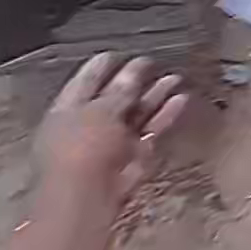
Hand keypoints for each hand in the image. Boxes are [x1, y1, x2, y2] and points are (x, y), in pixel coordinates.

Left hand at [38, 53, 188, 203]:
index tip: (119, 52)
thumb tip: (133, 71)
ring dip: (156, 95)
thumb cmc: (82, 148)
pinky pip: (152, 131)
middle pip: (115, 96)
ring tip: (174, 77)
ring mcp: (115, 140)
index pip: (86, 81)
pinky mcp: (136, 155)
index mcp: (69, 108)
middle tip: (152, 62)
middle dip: (134, 79)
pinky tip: (180, 100)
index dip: (102, 66)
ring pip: (138, 113)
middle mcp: (91, 123)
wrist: (87, 197)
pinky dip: (166, 116)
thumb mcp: (100, 111)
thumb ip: (121, 91)